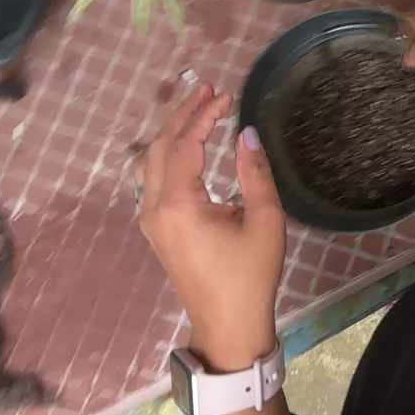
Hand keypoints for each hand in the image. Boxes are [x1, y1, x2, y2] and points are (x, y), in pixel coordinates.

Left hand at [137, 85, 285, 371]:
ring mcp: (151, 220)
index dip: (204, 116)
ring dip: (172, 133)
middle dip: (183, 116)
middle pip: (159, 148)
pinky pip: (153, 178)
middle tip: (208, 91)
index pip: (185, 145)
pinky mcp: (157, 228)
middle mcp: (155, 208)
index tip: (224, 95)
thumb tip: (247, 134)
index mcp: (179, 205)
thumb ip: (255, 173)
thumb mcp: (264, 221)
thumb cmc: (250, 273)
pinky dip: (169, 153)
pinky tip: (189, 145)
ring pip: (150, 163)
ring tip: (198, 110)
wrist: (228, 323)